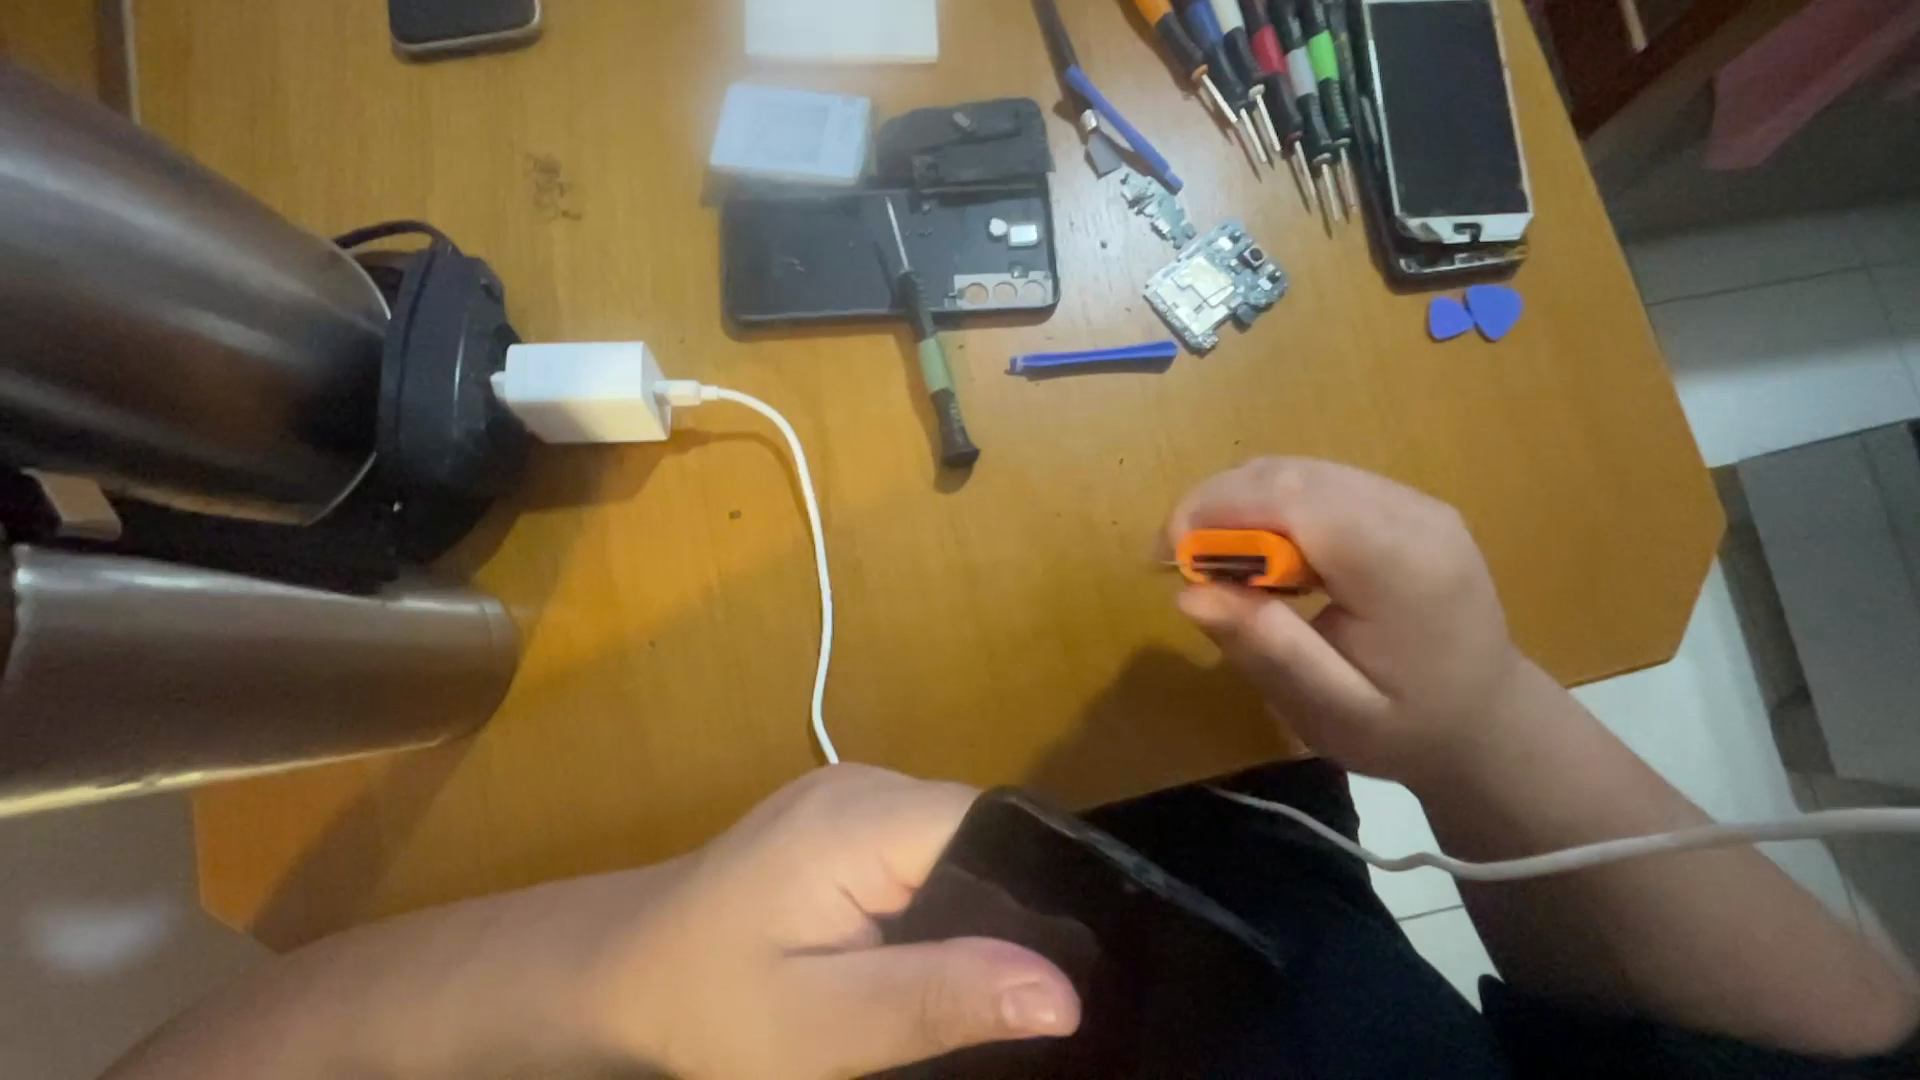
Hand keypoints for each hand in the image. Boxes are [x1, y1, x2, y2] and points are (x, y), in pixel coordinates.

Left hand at [604, 765, 1079, 1078]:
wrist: (622, 970)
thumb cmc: (712, 1004)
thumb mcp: (823, 1026)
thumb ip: (938, 999)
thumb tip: (1060, 994)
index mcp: (860, 818)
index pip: (985, 824)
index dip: (1030, 887)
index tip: (1059, 960)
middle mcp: (864, 783)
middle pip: (973, 828)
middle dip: (1001, 901)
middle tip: (1016, 986)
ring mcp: (849, 792)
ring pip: (949, 836)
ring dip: (967, 899)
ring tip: (975, 971)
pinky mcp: (840, 814)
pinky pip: (917, 841)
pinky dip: (934, 889)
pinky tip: (924, 942)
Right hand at [1166, 458, 1527, 783]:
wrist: (1487, 721)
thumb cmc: (1405, 728)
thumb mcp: (1330, 712)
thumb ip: (1267, 649)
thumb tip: (1189, 593)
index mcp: (1401, 566)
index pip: (1292, 498)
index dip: (1216, 512)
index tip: (1167, 558)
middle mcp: (1411, 514)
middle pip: (1289, 474)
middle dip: (1215, 506)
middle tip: (1178, 563)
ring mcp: (1411, 501)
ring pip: (1296, 470)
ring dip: (1236, 504)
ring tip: (1214, 564)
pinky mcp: (1400, 503)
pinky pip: (1315, 482)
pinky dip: (1266, 507)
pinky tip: (1259, 556)